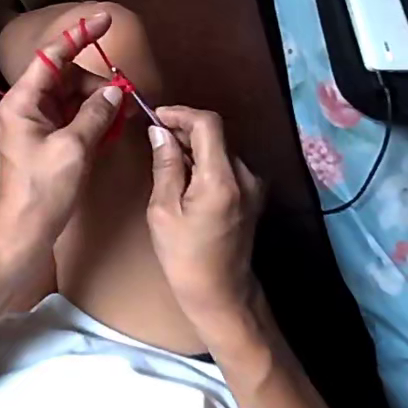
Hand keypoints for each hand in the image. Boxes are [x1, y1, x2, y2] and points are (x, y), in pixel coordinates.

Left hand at [0, 11, 125, 273]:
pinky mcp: (46, 140)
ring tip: (122, 116)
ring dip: (98, 102)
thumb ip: (96, 114)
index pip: (53, 56)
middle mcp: (27, 106)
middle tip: (126, 98)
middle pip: (67, 77)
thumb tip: (115, 90)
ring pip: (72, 97)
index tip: (106, 19)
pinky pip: (72, 117)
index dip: (80, 36)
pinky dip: (92, 118)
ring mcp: (36, 124)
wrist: (22, 232)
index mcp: (23, 101)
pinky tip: (111, 127)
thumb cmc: (42, 191)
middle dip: (97, 82)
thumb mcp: (73, 149)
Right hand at [145, 106, 265, 335]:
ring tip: (165, 158)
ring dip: (192, 145)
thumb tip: (159, 131)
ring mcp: (253, 184)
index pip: (207, 123)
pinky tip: (184, 175)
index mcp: (221, 179)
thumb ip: (165, 165)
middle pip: (215, 134)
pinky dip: (203, 160)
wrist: (222, 294)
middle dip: (183, 129)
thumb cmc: (185, 256)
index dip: (180, 113)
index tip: (155, 117)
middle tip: (154, 137)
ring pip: (219, 147)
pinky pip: (225, 163)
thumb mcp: (163, 210)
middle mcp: (245, 175)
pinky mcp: (252, 193)